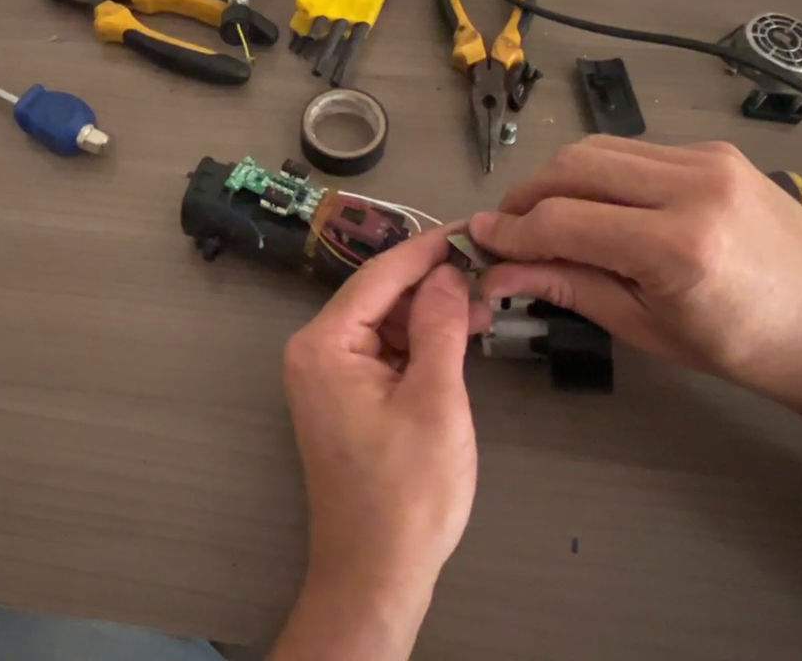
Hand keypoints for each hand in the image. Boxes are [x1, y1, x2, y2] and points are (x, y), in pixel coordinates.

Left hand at [282, 226, 483, 602]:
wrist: (376, 573)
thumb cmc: (407, 492)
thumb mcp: (435, 401)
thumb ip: (440, 327)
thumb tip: (448, 272)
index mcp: (323, 344)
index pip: (378, 276)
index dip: (426, 250)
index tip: (469, 228)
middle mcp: (315, 351)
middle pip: (379, 297)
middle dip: (432, 285)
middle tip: (486, 270)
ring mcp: (327, 375)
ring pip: (384, 324)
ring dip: (429, 315)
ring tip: (482, 304)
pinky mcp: (344, 397)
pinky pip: (383, 352)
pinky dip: (418, 344)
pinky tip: (457, 338)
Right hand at [468, 137, 801, 406]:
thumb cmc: (741, 348)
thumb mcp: (644, 328)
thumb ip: (567, 286)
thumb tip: (497, 271)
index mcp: (677, 247)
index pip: (561, 221)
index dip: (510, 231)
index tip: (479, 240)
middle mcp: (693, 187)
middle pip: (571, 167)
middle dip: (525, 195)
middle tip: (507, 227)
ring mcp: (709, 160)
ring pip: (597, 148)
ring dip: (557, 178)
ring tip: (544, 213)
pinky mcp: (717, 151)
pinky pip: (633, 150)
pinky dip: (598, 172)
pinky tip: (598, 204)